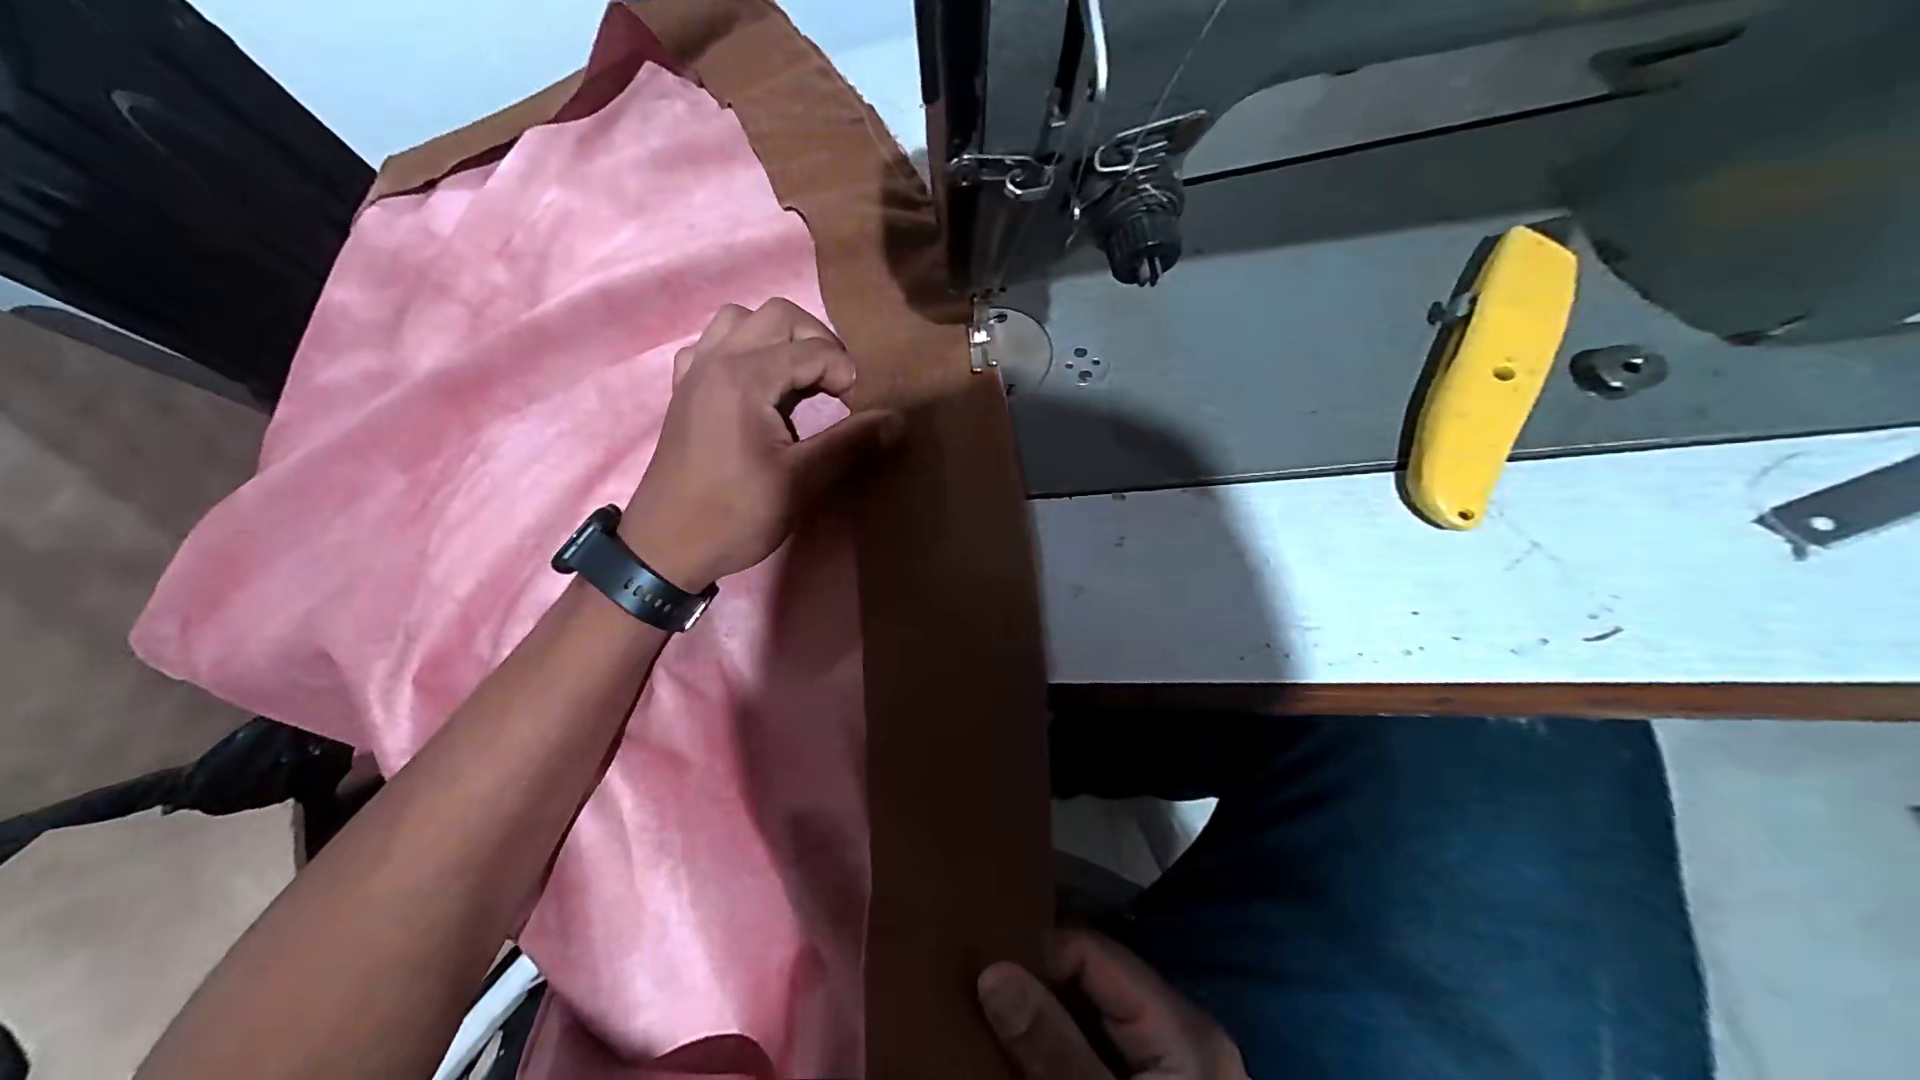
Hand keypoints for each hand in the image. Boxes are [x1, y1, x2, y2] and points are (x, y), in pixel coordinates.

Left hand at [620, 299, 902, 589]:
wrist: (665, 547)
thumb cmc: (734, 514)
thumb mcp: (800, 481)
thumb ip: (850, 443)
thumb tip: (898, 420)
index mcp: (745, 377)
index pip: (813, 350)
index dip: (846, 373)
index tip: (860, 408)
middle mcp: (717, 359)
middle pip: (778, 316)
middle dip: (817, 342)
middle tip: (837, 385)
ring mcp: (695, 371)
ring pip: (741, 320)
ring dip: (778, 339)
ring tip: (798, 379)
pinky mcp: (684, 390)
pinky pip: (713, 344)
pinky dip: (741, 350)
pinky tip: (755, 385)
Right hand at [978, 929, 1248, 1079]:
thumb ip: (1053, 1048)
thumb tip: (994, 974)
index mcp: (1182, 1026)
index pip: (1093, 952)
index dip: (1037, 954)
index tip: (984, 975)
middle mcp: (1182, 1029)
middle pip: (1096, 979)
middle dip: (1040, 983)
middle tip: (983, 994)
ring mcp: (1175, 1063)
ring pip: (1096, 1013)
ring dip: (1049, 1015)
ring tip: (998, 1019)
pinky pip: (1106, 1047)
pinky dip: (1067, 1047)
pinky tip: (1032, 1057)